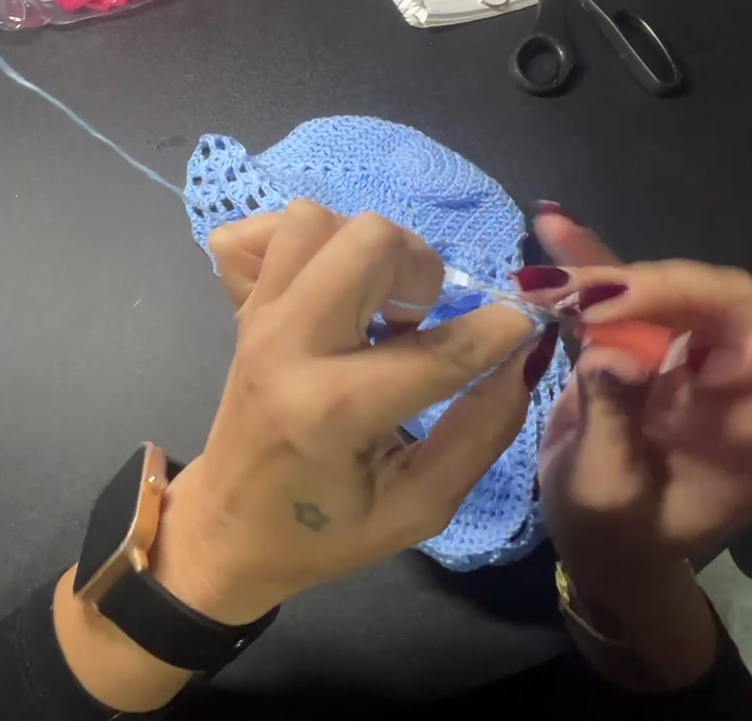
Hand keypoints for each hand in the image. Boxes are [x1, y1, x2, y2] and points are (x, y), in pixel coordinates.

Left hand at [154, 200, 556, 624]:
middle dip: (418, 267)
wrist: (228, 529)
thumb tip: (523, 354)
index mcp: (333, 410)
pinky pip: (252, 232)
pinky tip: (320, 281)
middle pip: (367, 240)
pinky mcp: (236, 305)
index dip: (499, 329)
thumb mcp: (421, 506)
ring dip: (361, 248)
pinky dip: (294, 241)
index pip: (437, 350)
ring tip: (373, 299)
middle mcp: (288, 345)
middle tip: (421, 315)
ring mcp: (255, 317)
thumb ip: (483, 430)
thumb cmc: (326, 531)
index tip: (523, 321)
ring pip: (312, 220)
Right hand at [519, 212, 751, 597]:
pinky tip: (552, 223)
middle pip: (736, 306)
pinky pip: (625, 292)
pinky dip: (589, 259)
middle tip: (599, 300)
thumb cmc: (618, 534)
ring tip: (557, 281)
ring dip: (615, 274)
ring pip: (678, 288)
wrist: (598, 536)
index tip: (707, 367)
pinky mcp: (649, 336)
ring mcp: (695, 352)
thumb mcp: (611, 494)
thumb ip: (615, 423)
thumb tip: (613, 351)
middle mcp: (744, 383)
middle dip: (670, 292)